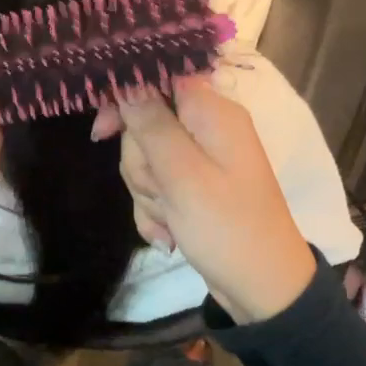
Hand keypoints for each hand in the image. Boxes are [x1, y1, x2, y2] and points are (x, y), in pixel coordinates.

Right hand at [101, 77, 315, 322]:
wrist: (261, 288)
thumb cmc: (227, 227)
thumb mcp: (182, 176)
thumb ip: (151, 125)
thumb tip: (125, 79)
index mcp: (212, 113)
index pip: (158, 77)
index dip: (126, 97)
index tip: (104, 132)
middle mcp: (207, 129)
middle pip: (145, 124)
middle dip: (140, 163)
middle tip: (162, 190)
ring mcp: (200, 161)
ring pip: (145, 160)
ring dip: (148, 193)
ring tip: (171, 219)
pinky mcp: (193, 189)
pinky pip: (156, 188)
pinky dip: (156, 212)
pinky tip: (169, 235)